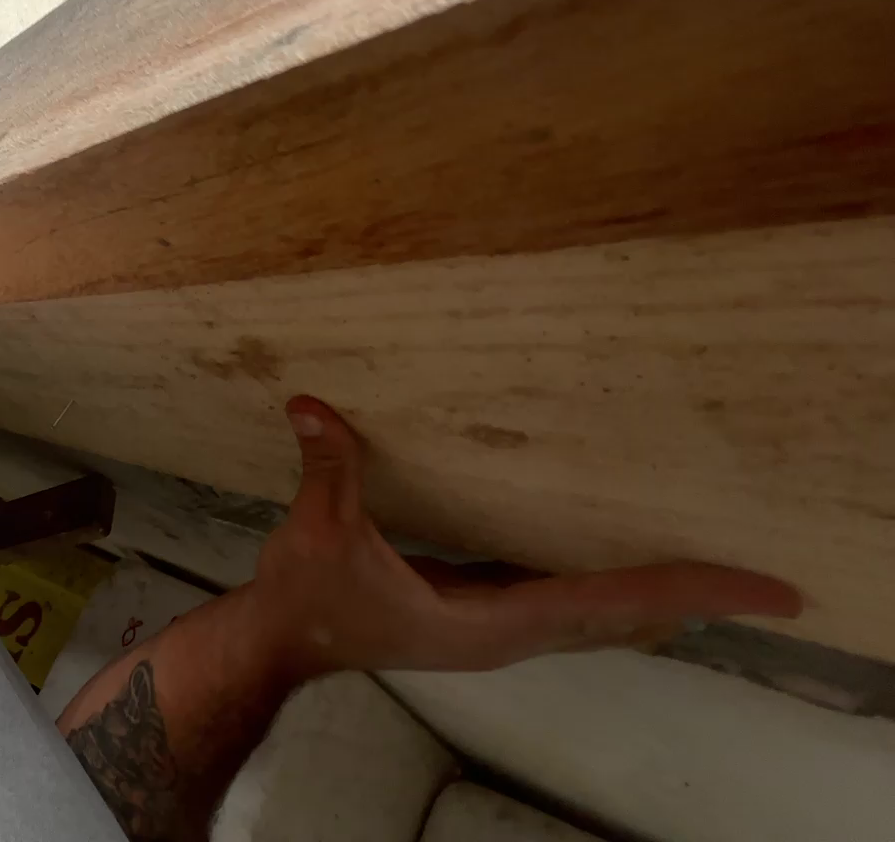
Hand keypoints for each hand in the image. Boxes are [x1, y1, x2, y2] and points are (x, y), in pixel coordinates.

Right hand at [245, 396, 802, 677]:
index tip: (764, 591)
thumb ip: (327, 467)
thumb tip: (309, 404)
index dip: (682, 593)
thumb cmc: (309, 596)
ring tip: (688, 579)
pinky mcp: (460, 620)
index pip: (603, 604)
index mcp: (485, 622)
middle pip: (612, 623)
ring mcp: (481, 632)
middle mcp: (500, 635)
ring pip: (584, 623)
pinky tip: (582, 571)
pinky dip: (585, 594)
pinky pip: (547, 609)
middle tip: (750, 584)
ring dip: (637, 603)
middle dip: (680, 605)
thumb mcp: (319, 528)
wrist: (279, 640)